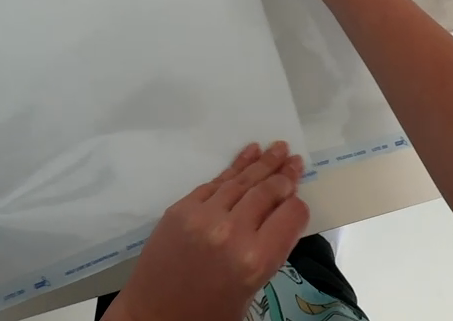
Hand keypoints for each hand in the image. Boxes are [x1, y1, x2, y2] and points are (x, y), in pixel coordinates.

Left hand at [103, 141, 308, 320]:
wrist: (153, 318)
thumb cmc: (208, 315)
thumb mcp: (249, 291)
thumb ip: (266, 251)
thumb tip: (277, 215)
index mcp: (254, 260)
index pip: (291, 216)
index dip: (297, 206)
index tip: (299, 200)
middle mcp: (232, 232)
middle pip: (267, 192)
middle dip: (284, 176)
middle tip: (295, 161)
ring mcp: (204, 215)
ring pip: (241, 180)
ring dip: (263, 163)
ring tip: (279, 148)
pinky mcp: (182, 207)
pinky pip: (215, 182)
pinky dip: (234, 166)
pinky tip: (249, 154)